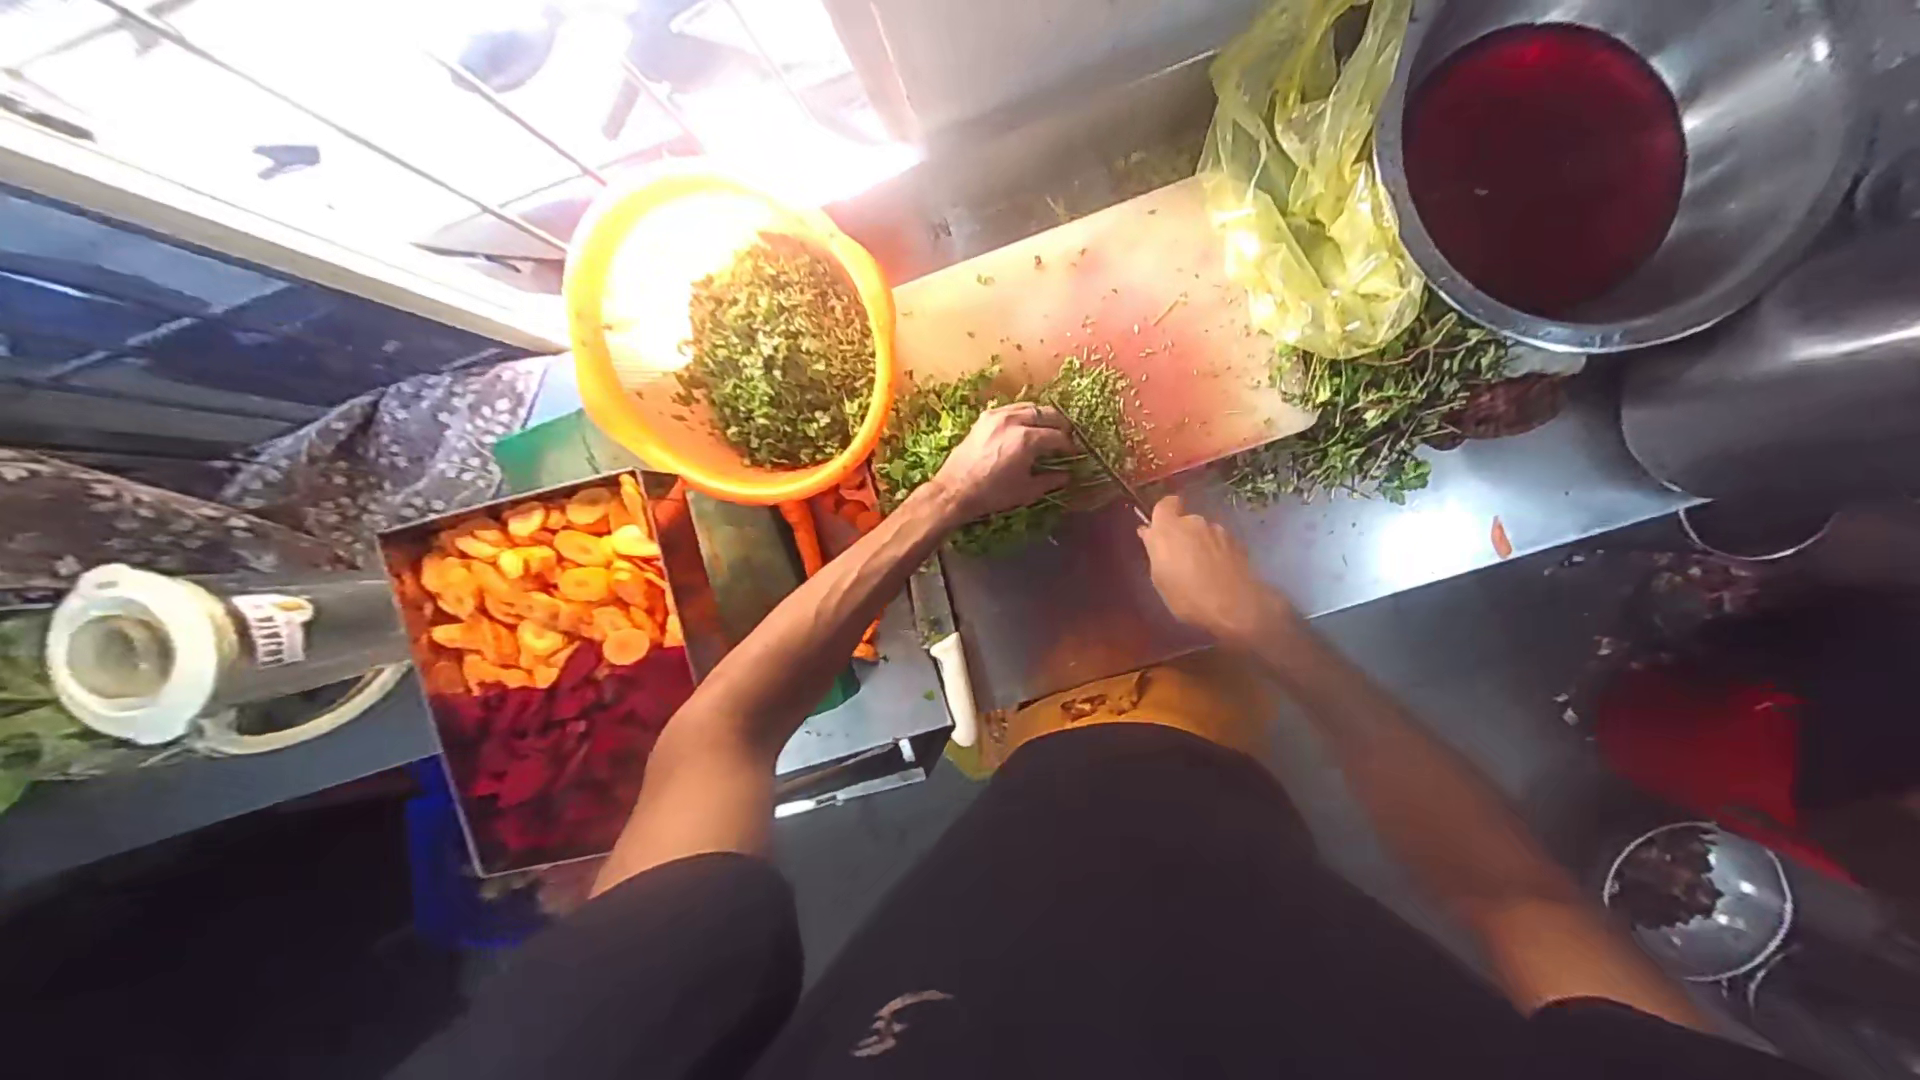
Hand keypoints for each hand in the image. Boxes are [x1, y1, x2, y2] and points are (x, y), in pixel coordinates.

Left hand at [925, 403, 1074, 525]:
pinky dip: (1023, 415)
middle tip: (1066, 437)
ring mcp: (997, 416)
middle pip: (1047, 414)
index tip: (1074, 453)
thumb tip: (1067, 475)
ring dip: (1043, 417)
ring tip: (1049, 429)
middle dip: (1061, 425)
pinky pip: (1012, 409)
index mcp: (1027, 439)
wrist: (955, 490)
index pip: (1058, 436)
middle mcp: (1013, 421)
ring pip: (1030, 407)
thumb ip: (1050, 480)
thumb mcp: (1026, 490)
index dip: (1069, 445)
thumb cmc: (992, 494)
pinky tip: (1026, 426)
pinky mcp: (985, 418)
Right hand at [1138, 494, 1295, 643]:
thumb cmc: (1186, 596)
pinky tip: (1218, 574)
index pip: (1165, 504)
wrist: (1234, 607)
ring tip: (1203, 570)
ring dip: (1201, 545)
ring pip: (1204, 532)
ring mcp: (1218, 531)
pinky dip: (1217, 553)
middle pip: (1185, 521)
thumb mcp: (1159, 578)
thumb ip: (1154, 550)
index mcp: (1168, 528)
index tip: (1160, 530)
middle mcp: (1193, 522)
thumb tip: (1150, 533)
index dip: (1163, 514)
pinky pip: (1219, 543)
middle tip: (1180, 559)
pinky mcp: (1237, 542)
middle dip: (1182, 535)